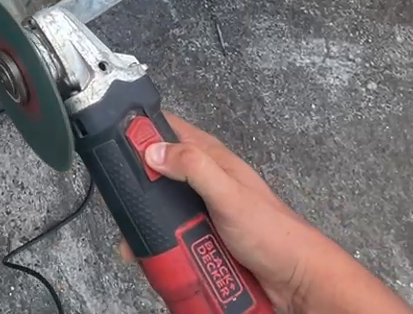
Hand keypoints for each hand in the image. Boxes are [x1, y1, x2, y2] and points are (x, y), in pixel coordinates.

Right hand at [141, 114, 412, 313]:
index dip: (140, 128)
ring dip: (145, 222)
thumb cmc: (272, 232)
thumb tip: (152, 150)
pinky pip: (172, 236)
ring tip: (130, 242)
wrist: (299, 285)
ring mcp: (202, 210)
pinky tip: (148, 257)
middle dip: (136, 186)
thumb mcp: (230, 194)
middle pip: (157, 172)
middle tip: (117, 202)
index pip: (167, 128)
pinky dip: (158, 245)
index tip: (112, 139)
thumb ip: (194, 167)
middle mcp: (203, 179)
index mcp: (209, 157)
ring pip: (161, 207)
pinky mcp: (202, 238)